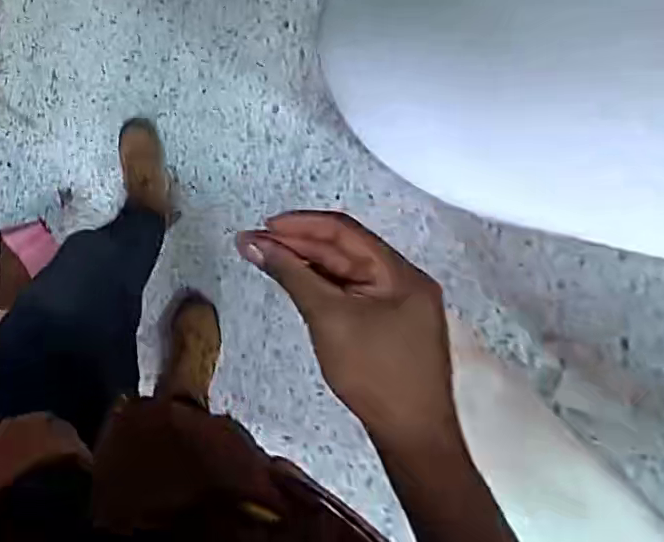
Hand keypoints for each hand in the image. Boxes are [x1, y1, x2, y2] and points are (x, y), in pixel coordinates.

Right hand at [238, 211, 455, 447]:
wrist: (412, 440)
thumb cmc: (374, 372)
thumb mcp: (327, 316)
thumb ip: (289, 272)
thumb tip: (251, 240)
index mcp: (399, 273)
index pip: (343, 231)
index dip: (301, 224)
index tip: (264, 226)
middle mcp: (400, 280)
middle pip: (341, 248)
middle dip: (295, 242)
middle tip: (252, 241)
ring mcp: (393, 302)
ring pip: (340, 269)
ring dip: (301, 261)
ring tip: (261, 255)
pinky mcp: (383, 321)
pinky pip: (345, 289)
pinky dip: (315, 282)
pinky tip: (289, 277)